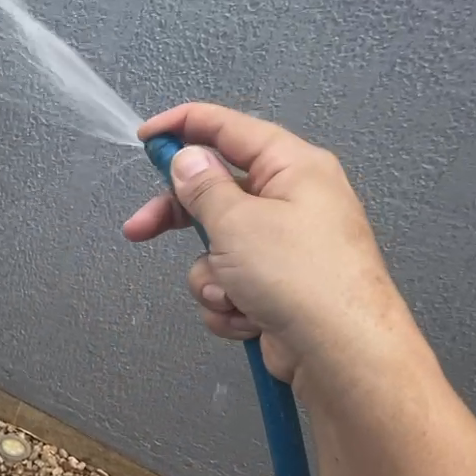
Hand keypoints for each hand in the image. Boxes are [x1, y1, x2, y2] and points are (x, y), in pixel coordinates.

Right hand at [123, 102, 416, 388]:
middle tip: (137, 231)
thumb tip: (186, 157)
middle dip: (177, 220)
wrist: (338, 348)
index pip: (230, 129)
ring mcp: (280, 245)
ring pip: (212, 247)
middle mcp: (289, 200)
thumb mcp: (237, 222)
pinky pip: (225, 282)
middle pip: (212, 194)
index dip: (184, 127)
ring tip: (229, 294)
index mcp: (292, 168)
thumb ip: (203, 187)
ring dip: (208, 275)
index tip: (144, 138)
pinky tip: (245, 316)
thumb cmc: (296, 274)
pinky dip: (225, 301)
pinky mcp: (272, 284)